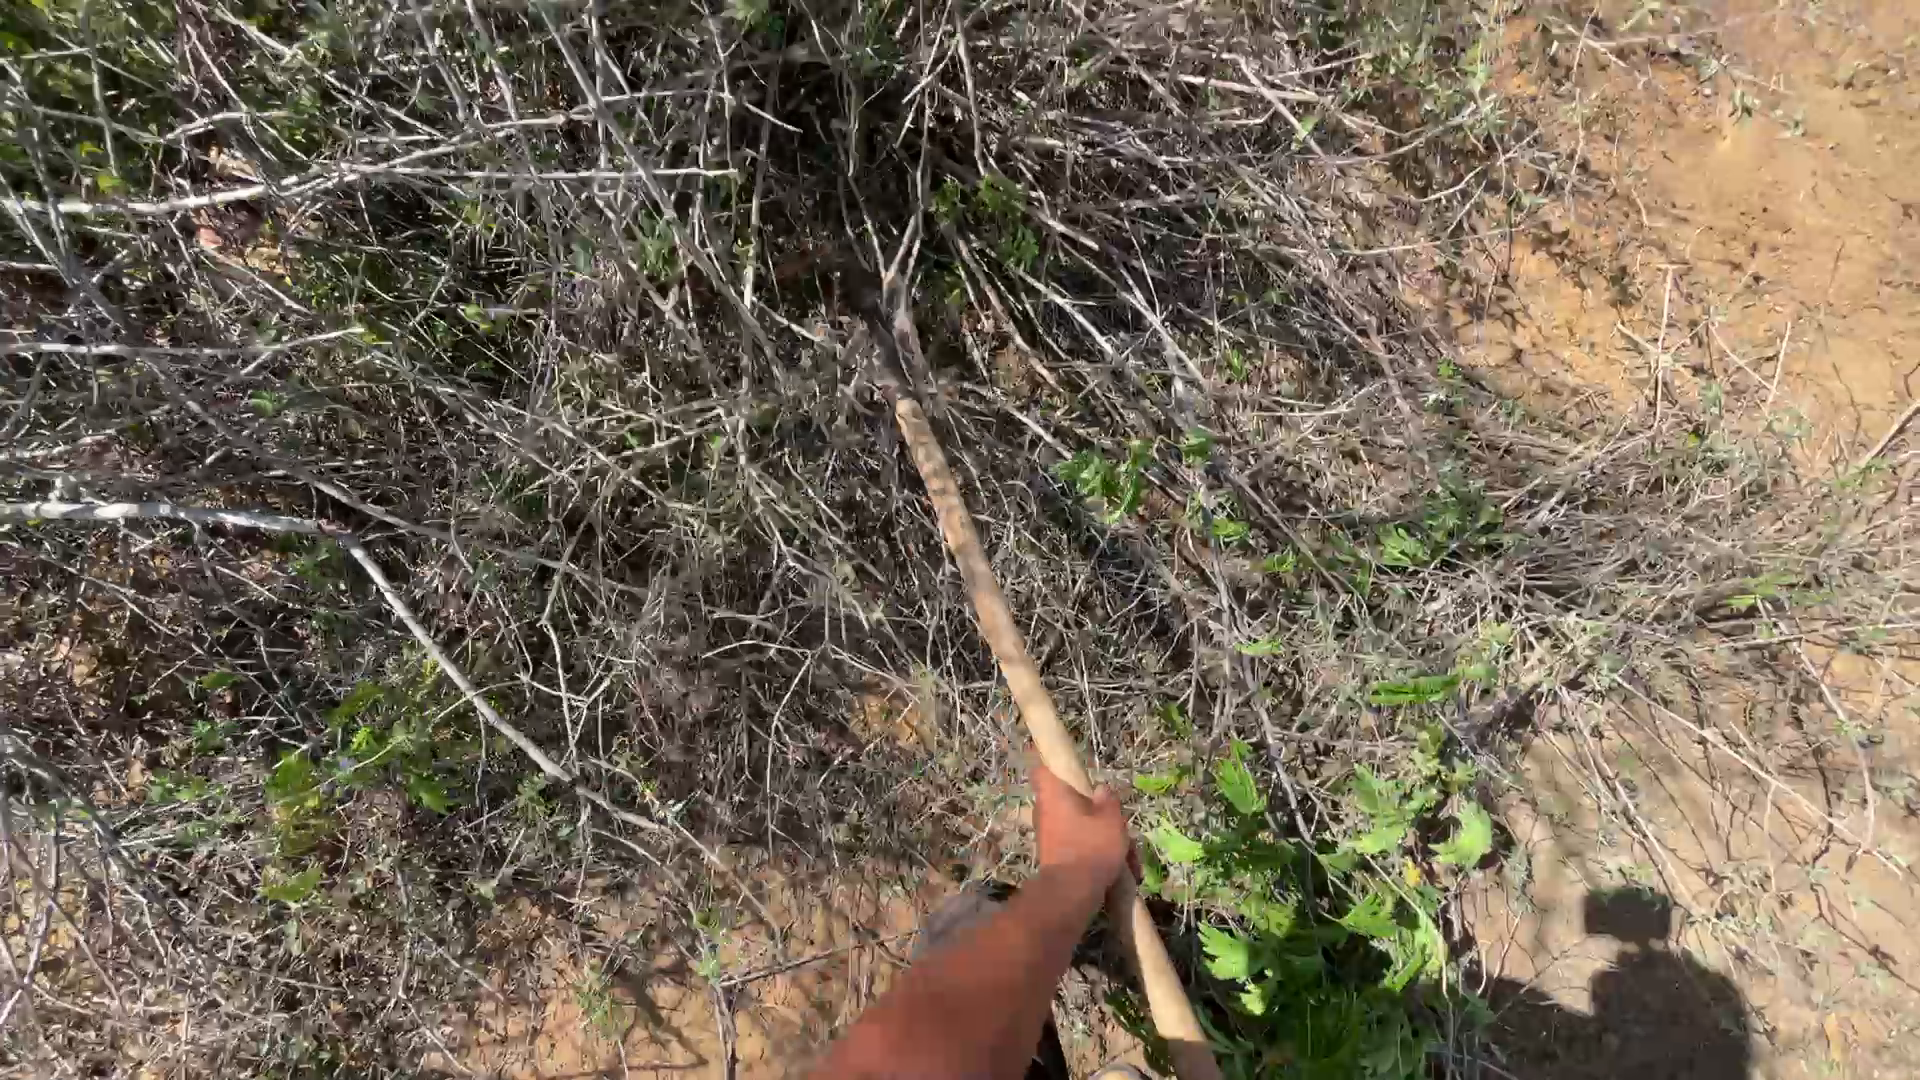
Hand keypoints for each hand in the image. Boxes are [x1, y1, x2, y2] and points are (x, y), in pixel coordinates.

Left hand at [1033, 764, 1133, 884]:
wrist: (1071, 893)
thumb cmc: (1090, 847)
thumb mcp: (1110, 819)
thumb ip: (1108, 800)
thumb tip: (1101, 790)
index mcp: (1052, 793)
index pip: (1042, 768)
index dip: (1054, 764)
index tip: (1071, 768)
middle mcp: (1045, 811)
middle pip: (1070, 801)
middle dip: (1099, 814)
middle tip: (1120, 827)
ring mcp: (1049, 835)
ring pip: (1080, 827)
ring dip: (1104, 839)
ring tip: (1130, 860)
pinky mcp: (1055, 856)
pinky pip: (1079, 845)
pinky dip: (1098, 854)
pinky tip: (1123, 872)